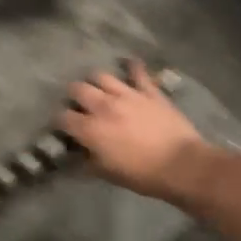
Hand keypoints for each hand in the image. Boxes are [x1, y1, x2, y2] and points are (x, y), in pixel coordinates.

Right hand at [59, 61, 215, 199]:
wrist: (180, 163)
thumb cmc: (142, 175)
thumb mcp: (108, 174)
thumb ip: (89, 161)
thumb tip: (79, 155)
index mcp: (91, 129)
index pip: (63, 118)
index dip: (60, 122)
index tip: (64, 127)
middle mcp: (104, 105)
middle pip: (78, 89)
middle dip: (74, 96)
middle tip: (79, 104)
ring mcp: (127, 94)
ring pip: (101, 75)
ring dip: (96, 81)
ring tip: (99, 88)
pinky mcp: (148, 90)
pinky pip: (137, 70)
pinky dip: (132, 66)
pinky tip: (129, 66)